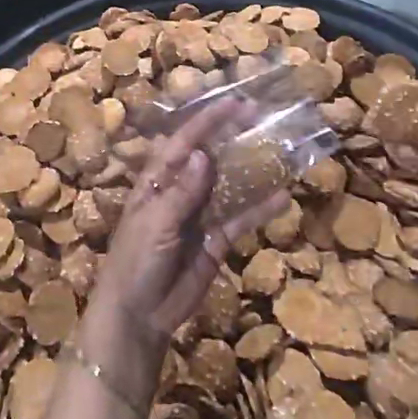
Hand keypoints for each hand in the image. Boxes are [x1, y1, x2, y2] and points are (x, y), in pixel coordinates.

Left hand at [92, 100, 288, 343]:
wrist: (139, 315)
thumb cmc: (136, 261)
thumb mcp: (155, 224)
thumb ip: (182, 192)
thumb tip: (203, 154)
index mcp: (157, 181)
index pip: (183, 142)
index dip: (207, 122)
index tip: (234, 103)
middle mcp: (180, 192)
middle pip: (210, 158)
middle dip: (232, 137)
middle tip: (261, 116)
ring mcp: (199, 215)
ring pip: (229, 186)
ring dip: (251, 170)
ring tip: (280, 151)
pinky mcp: (215, 241)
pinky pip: (240, 220)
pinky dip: (259, 209)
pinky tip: (282, 198)